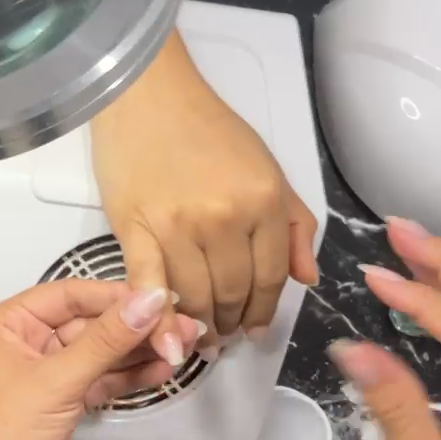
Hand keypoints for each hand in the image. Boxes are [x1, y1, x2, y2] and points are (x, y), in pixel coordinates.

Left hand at [0, 280, 195, 439]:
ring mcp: (49, 371)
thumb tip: (152, 299)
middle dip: (136, 326)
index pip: (71, 295)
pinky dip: (131, 375)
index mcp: (11, 322)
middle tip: (187, 328)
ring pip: (102, 350)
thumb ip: (107, 340)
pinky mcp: (67, 400)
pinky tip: (163, 370)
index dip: (117, 296)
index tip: (164, 298)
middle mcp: (29, 339)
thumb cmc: (9, 432)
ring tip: (188, 345)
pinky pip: (103, 377)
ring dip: (141, 350)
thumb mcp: (58, 381)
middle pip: (91, 321)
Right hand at [91, 35, 319, 362]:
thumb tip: (306, 279)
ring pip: (195, 295)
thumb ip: (293, 223)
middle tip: (224, 337)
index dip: (264, 310)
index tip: (255, 329)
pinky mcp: (134, 229)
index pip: (270, 276)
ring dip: (200, 325)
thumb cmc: (207, 129)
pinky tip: (166, 341)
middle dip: (232, 322)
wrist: (147, 98)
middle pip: (233, 291)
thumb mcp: (268, 168)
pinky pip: (149, 283)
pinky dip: (158, 318)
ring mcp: (177, 226)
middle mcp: (224, 218)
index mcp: (263, 201)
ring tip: (198, 337)